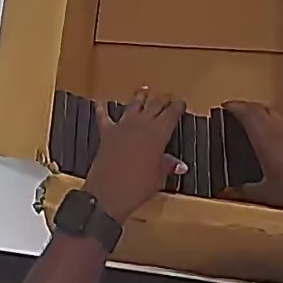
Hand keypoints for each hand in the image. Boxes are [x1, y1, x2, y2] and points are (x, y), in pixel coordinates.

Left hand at [84, 89, 185, 219]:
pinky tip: (101, 101)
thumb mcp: (158, 177)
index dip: (177, 106)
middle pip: (154, 105)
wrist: (109, 193)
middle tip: (167, 95)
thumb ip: (168, 165)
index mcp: (158, 134)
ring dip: (139, 96)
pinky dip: (102, 108)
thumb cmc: (139, 186)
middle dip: (161, 98)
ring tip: (144, 89)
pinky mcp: (106, 132)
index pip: (171, 114)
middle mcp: (141, 125)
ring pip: (133, 105)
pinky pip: (104, 116)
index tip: (181, 101)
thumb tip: (181, 165)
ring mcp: (122, 126)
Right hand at [224, 100, 282, 214]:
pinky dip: (275, 127)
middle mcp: (280, 130)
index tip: (224, 106)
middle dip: (247, 107)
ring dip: (262, 115)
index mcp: (265, 137)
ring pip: (275, 116)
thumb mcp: (267, 194)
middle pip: (262, 108)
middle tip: (236, 113)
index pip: (247, 112)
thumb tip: (226, 192)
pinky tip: (275, 142)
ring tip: (253, 125)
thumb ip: (245, 191)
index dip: (235, 106)